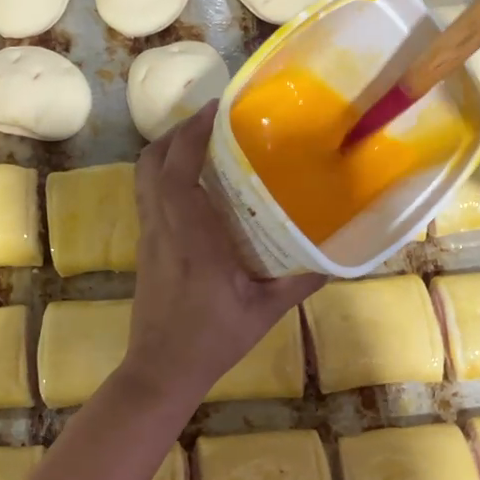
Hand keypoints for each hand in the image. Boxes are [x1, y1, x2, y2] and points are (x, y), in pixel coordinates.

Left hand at [123, 102, 322, 398]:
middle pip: (152, 162)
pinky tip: (196, 190)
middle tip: (214, 123)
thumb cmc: (212, 340)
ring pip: (144, 179)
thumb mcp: (264, 311)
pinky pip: (149, 199)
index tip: (220, 108)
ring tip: (204, 147)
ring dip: (168, 154)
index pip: (178, 167)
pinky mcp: (145, 251)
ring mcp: (148, 238)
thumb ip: (299, 281)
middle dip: (178, 133)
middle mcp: (161, 227)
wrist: (160, 370)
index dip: (194, 131)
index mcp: (190, 235)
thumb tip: (335, 257)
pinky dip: (166, 179)